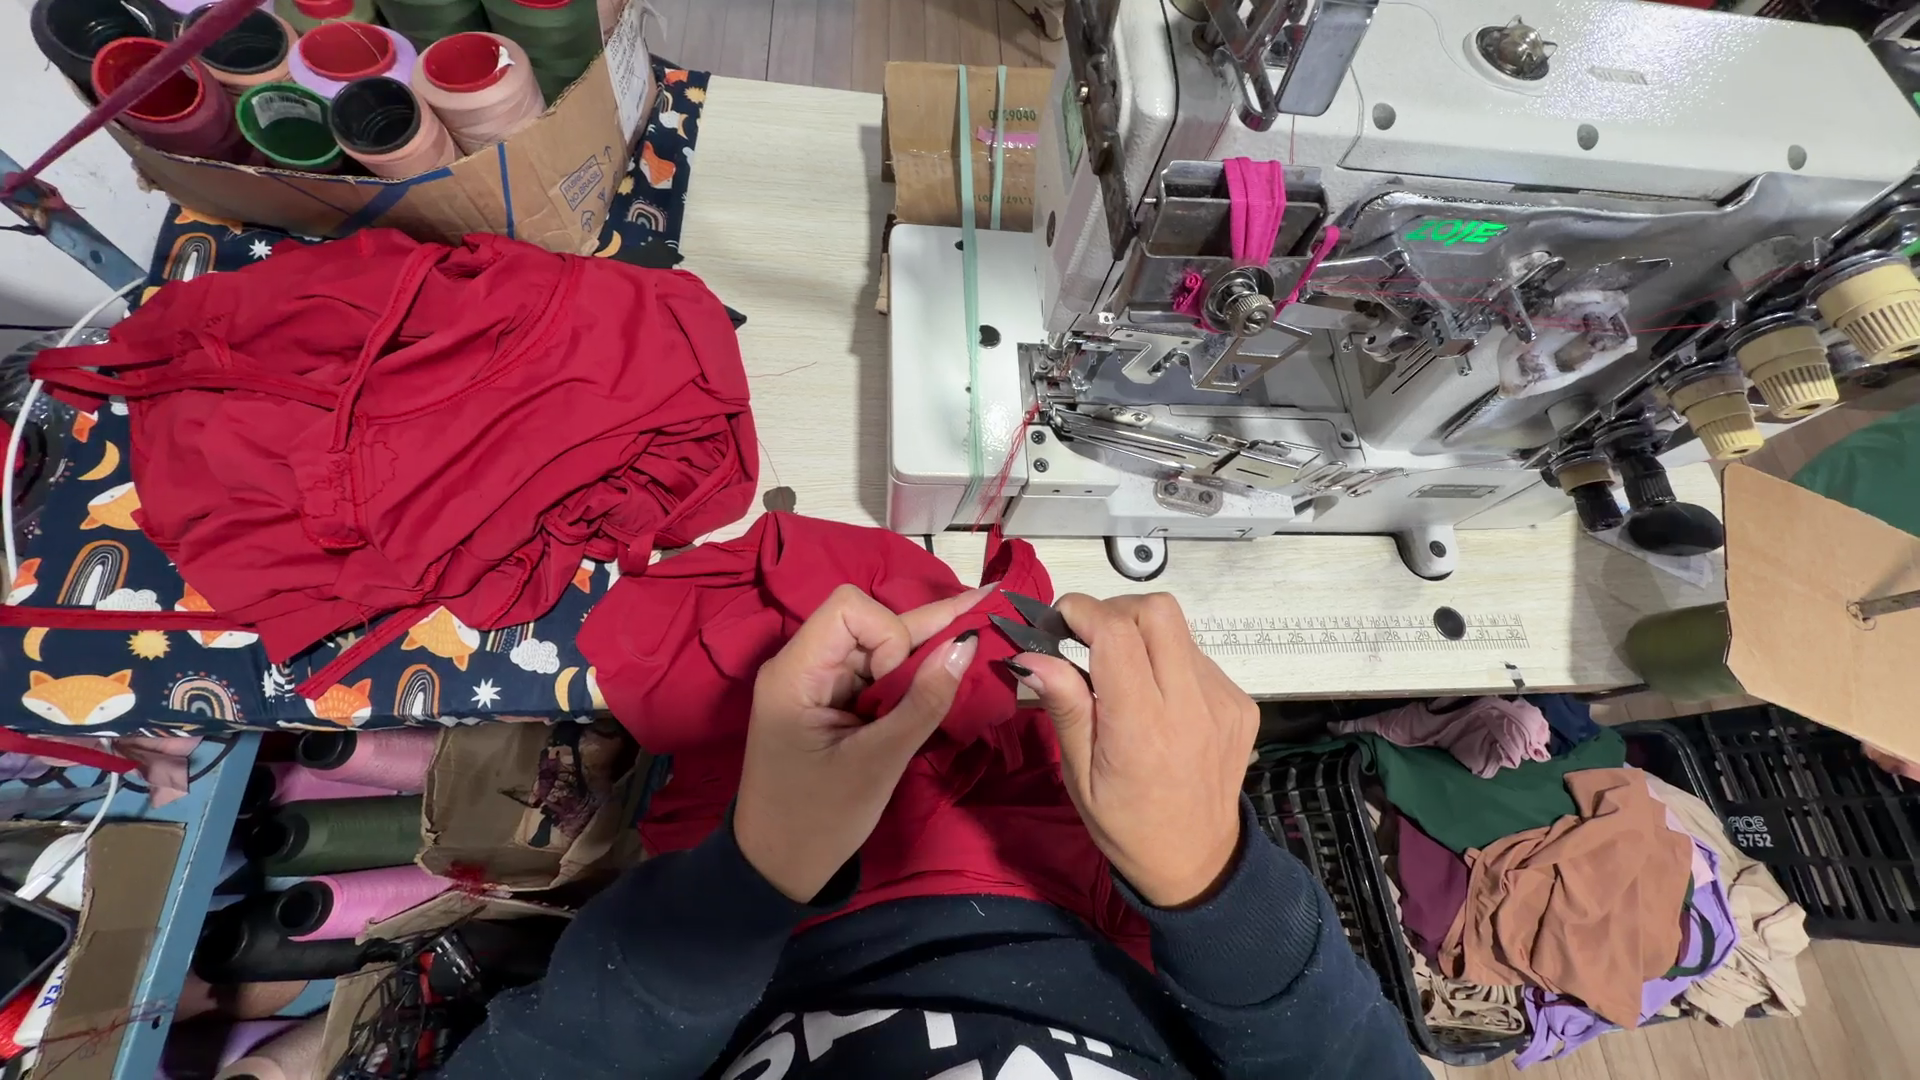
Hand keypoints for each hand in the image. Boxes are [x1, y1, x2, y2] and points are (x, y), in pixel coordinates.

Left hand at [734, 583, 986, 901]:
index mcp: (795, 674)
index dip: (886, 633)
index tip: (895, 685)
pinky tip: (949, 656)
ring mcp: (817, 682)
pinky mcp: (830, 699)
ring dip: (922, 646)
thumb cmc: (820, 820)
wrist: (777, 867)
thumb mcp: (878, 764)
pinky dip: (910, 671)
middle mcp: (803, 665)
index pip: (848, 610)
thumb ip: (922, 702)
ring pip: (877, 644)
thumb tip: (966, 645)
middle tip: (986, 602)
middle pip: (867, 622)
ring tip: (977, 621)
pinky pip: (875, 671)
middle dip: (923, 626)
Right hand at [1011, 593, 1257, 907]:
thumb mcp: (1079, 775)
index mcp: (1143, 728)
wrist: (1197, 862)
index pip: (1116, 634)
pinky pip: (1196, 655)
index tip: (1060, 619)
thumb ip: (1064, 707)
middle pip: (1156, 611)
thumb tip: (1030, 655)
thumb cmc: (1124, 824)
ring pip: (1178, 628)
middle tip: (1089, 638)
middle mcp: (1191, 706)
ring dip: (1141, 635)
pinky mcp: (1240, 703)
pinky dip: (1166, 659)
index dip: (1083, 610)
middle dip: (1114, 610)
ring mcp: (1223, 702)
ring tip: (1122, 675)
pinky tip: (1156, 696)